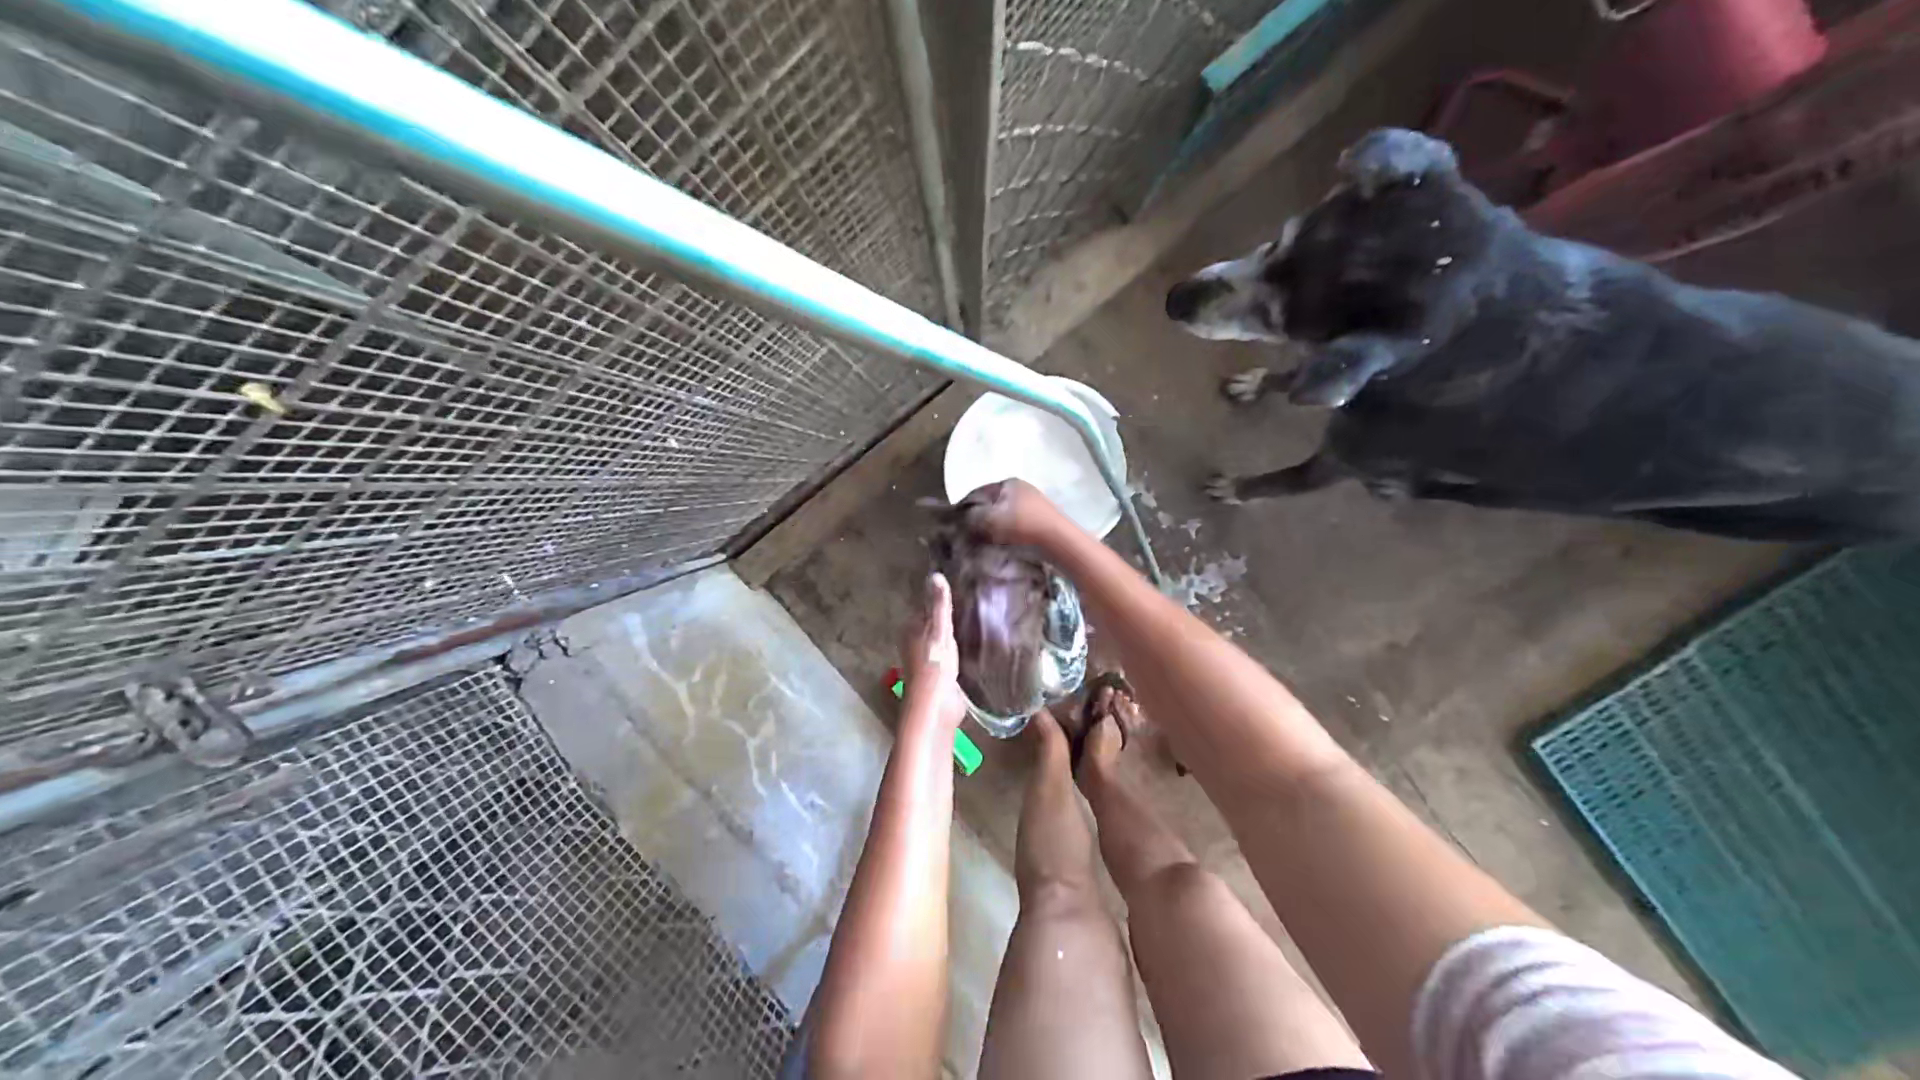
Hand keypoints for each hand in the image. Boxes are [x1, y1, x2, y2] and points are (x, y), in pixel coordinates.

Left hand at [902, 572, 967, 729]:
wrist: (937, 706)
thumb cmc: (935, 664)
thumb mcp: (939, 629)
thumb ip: (939, 604)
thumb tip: (935, 574)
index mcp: (910, 629)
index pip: (926, 607)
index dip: (942, 599)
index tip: (964, 589)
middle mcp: (916, 643)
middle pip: (935, 624)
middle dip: (952, 616)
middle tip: (979, 604)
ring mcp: (928, 660)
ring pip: (944, 640)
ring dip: (959, 634)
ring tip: (983, 621)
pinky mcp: (942, 674)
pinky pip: (953, 655)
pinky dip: (963, 649)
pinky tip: (979, 645)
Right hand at [957, 478, 1074, 550]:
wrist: (1060, 543)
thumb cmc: (1022, 527)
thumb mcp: (988, 520)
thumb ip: (970, 516)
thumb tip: (960, 518)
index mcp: (1008, 482)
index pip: (976, 493)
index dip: (963, 509)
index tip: (954, 526)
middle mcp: (1022, 488)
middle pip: (992, 504)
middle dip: (979, 519)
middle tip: (968, 537)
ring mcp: (1035, 504)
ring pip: (1004, 516)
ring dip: (994, 529)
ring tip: (985, 544)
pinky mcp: (1043, 520)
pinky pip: (1018, 526)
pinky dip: (1009, 534)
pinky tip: (1005, 546)